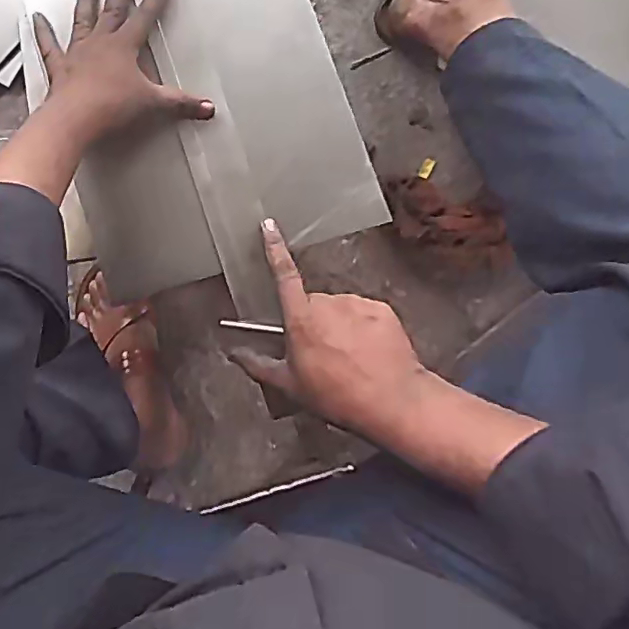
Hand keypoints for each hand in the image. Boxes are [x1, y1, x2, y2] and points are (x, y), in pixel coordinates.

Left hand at [32, 0, 213, 144]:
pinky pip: (49, 45)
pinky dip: (42, 32)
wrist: (74, 119)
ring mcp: (77, 53)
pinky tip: (36, 18)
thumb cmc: (111, 107)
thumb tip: (208, 108)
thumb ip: (180, 103)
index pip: (144, 17)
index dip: (155, 0)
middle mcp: (100, 43)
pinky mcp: (59, 67)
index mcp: (124, 47)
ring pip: (82, 19)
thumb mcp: (152, 104)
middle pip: (112, 9)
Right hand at [232, 219, 547, 495]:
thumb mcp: (290, 385)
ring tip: (348, 357)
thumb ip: (258, 364)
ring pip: (340, 308)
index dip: (274, 248)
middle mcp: (328, 304)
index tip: (269, 226)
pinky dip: (364, 328)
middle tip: (321, 352)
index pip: (283, 275)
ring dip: (340, 325)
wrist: (393, 402)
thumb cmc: (338, 395)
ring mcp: (357, 304)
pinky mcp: (382, 309)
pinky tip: (367, 351)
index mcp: (301, 318)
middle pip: (313, 303)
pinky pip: (365, 312)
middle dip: (314, 320)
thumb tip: (235, 354)